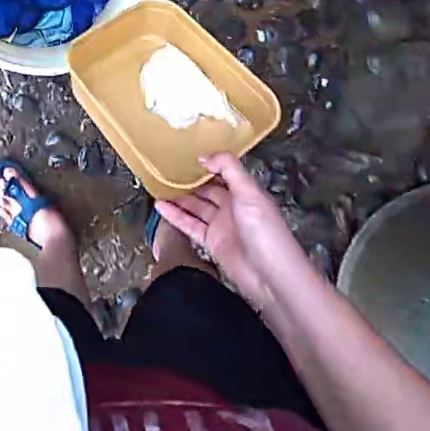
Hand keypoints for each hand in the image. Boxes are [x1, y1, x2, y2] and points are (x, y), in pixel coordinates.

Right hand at [155, 153, 314, 313]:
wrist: (271, 276)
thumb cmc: (264, 230)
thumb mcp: (249, 192)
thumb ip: (227, 168)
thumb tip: (203, 156)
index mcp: (244, 192)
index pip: (222, 174)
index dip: (206, 165)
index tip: (185, 154)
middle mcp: (232, 207)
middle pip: (206, 190)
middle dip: (189, 181)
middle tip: (167, 170)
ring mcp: (221, 226)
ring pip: (195, 207)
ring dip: (178, 198)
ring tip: (158, 186)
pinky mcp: (212, 243)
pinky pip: (190, 225)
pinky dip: (175, 216)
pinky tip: (160, 207)